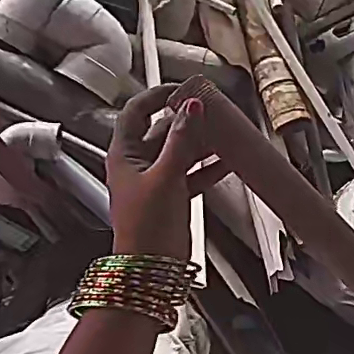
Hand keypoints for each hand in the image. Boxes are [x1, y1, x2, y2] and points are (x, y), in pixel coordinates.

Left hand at [107, 86, 225, 258]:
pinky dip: (210, 166)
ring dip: (202, 142)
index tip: (182, 88)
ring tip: (224, 133)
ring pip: (182, 151)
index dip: (157, 96)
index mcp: (125, 154)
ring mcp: (158, 179)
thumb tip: (191, 108)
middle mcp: (139, 163)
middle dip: (188, 120)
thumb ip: (181, 141)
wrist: (151, 265)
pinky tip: (228, 161)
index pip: (136, 112)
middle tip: (212, 111)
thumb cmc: (146, 225)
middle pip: (164, 130)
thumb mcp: (166, 176)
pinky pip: (194, 173)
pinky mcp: (174, 195)